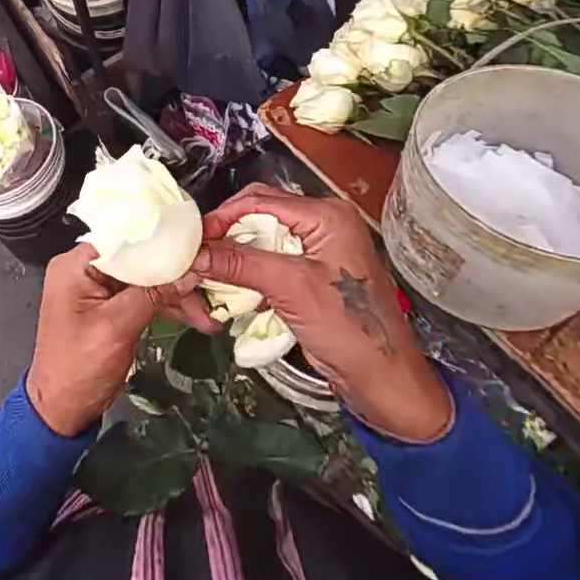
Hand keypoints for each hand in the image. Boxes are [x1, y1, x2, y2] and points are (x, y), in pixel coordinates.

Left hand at [27, 245, 216, 435]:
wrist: (61, 413)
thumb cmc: (77, 369)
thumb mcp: (117, 327)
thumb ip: (154, 293)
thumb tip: (192, 269)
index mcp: (77, 264)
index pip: (126, 236)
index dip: (162, 237)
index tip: (196, 242)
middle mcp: (88, 268)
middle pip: (141, 256)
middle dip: (176, 271)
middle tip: (208, 278)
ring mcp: (101, 287)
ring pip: (149, 276)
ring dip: (177, 292)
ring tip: (206, 310)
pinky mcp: (114, 304)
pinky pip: (147, 292)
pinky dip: (168, 303)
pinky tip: (194, 314)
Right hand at [193, 185, 451, 441]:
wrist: (385, 378)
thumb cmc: (349, 328)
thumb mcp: (291, 289)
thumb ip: (242, 265)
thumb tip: (197, 253)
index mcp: (326, 214)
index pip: (262, 200)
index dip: (224, 217)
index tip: (194, 240)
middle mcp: (325, 221)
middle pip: (263, 214)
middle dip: (230, 234)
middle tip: (200, 255)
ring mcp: (322, 247)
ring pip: (266, 238)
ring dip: (239, 254)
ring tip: (211, 272)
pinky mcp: (316, 271)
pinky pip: (276, 259)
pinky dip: (254, 271)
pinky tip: (236, 289)